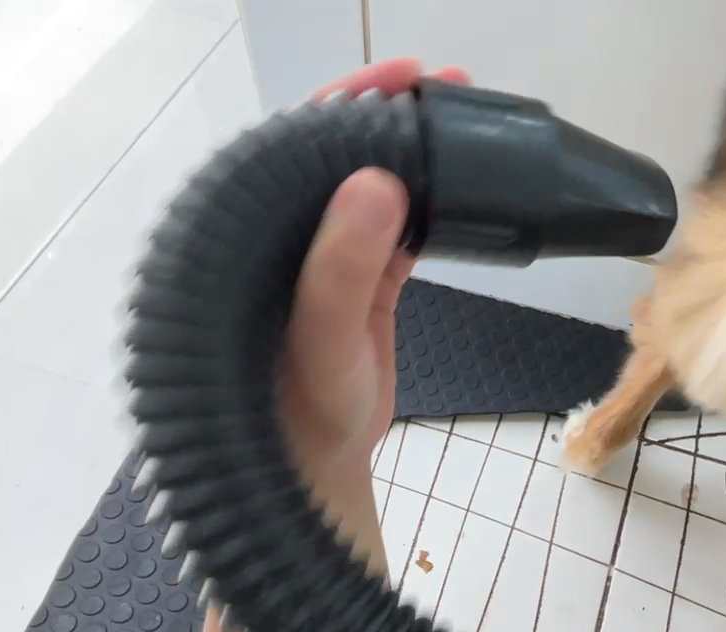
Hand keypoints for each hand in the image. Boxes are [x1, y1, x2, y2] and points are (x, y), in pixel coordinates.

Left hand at [281, 59, 469, 500]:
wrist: (319, 461)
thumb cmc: (306, 405)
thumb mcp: (321, 335)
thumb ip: (341, 266)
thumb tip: (379, 181)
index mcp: (262, 231)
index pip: (302, 144)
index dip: (353, 103)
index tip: (408, 77)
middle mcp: (294, 236)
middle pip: (342, 158)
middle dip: (393, 121)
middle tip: (449, 91)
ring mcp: (333, 262)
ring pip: (373, 194)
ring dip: (417, 163)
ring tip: (464, 129)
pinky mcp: (365, 289)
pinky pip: (399, 238)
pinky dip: (427, 214)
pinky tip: (456, 195)